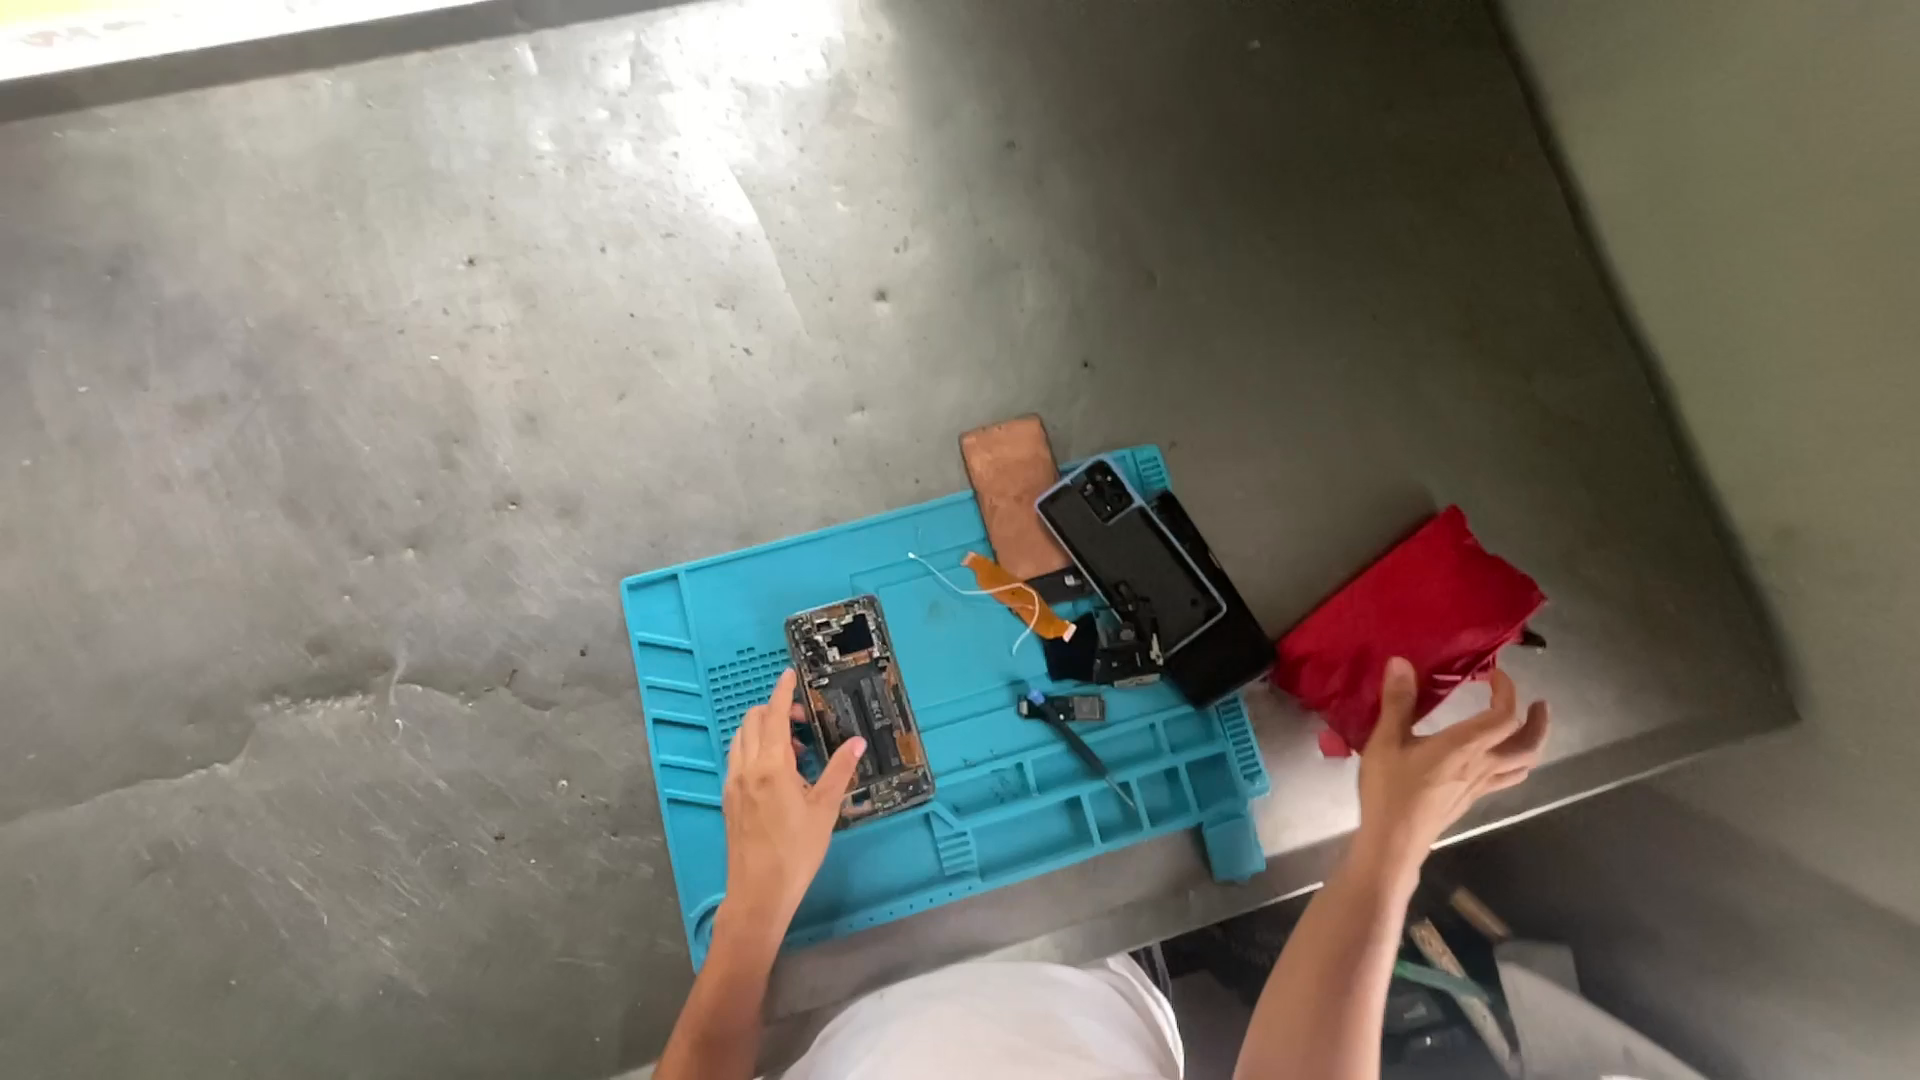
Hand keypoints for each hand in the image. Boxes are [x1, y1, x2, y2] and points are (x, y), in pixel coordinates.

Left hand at [718, 668, 865, 936]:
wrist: (758, 893)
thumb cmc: (796, 852)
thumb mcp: (825, 809)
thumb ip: (839, 771)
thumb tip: (857, 742)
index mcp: (771, 766)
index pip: (774, 716)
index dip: (782, 692)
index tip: (789, 674)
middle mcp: (746, 769)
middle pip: (752, 721)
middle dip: (775, 710)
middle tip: (804, 722)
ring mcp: (733, 784)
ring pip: (741, 739)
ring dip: (763, 730)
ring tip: (794, 749)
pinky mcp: (728, 799)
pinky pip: (737, 759)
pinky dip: (754, 749)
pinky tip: (777, 772)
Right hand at [1354, 658, 1548, 884]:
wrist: (1395, 839)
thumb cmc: (1389, 788)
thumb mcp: (1385, 741)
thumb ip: (1397, 702)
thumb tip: (1402, 662)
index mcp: (1464, 746)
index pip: (1504, 716)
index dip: (1506, 692)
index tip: (1494, 675)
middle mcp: (1481, 765)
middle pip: (1528, 744)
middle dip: (1538, 722)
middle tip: (1538, 703)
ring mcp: (1480, 785)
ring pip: (1523, 764)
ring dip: (1532, 743)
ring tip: (1526, 729)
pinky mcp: (1472, 798)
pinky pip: (1507, 778)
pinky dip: (1514, 763)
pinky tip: (1498, 760)